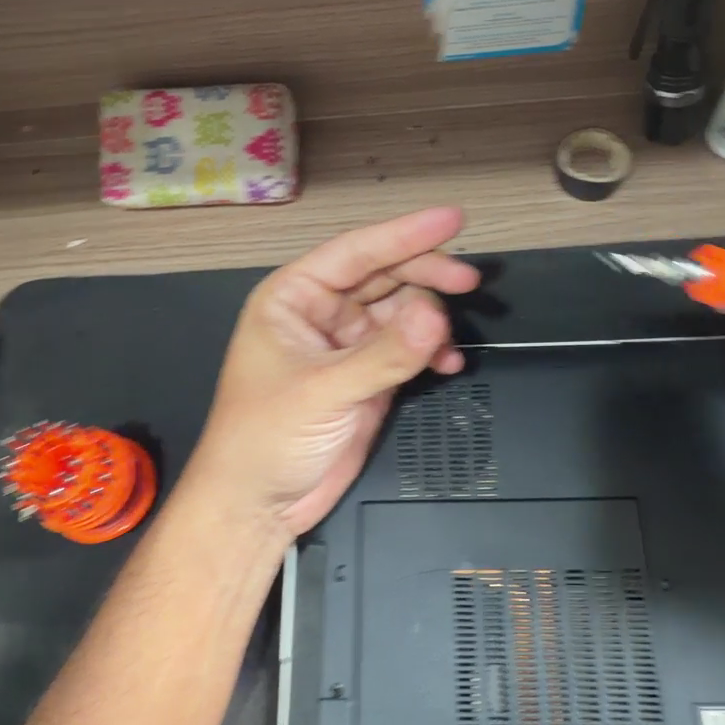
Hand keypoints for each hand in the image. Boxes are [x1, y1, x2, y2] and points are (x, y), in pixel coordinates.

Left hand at [182, 207, 480, 537]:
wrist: (258, 505)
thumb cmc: (263, 440)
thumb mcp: (321, 392)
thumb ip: (382, 355)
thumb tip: (435, 315)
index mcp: (293, 298)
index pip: (356, 252)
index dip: (405, 233)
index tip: (452, 219)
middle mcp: (321, 314)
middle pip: (385, 276)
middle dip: (426, 276)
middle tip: (467, 281)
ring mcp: (347, 346)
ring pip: (402, 313)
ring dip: (431, 321)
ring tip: (447, 341)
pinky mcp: (367, 378)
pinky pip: (408, 350)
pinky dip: (430, 353)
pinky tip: (447, 363)